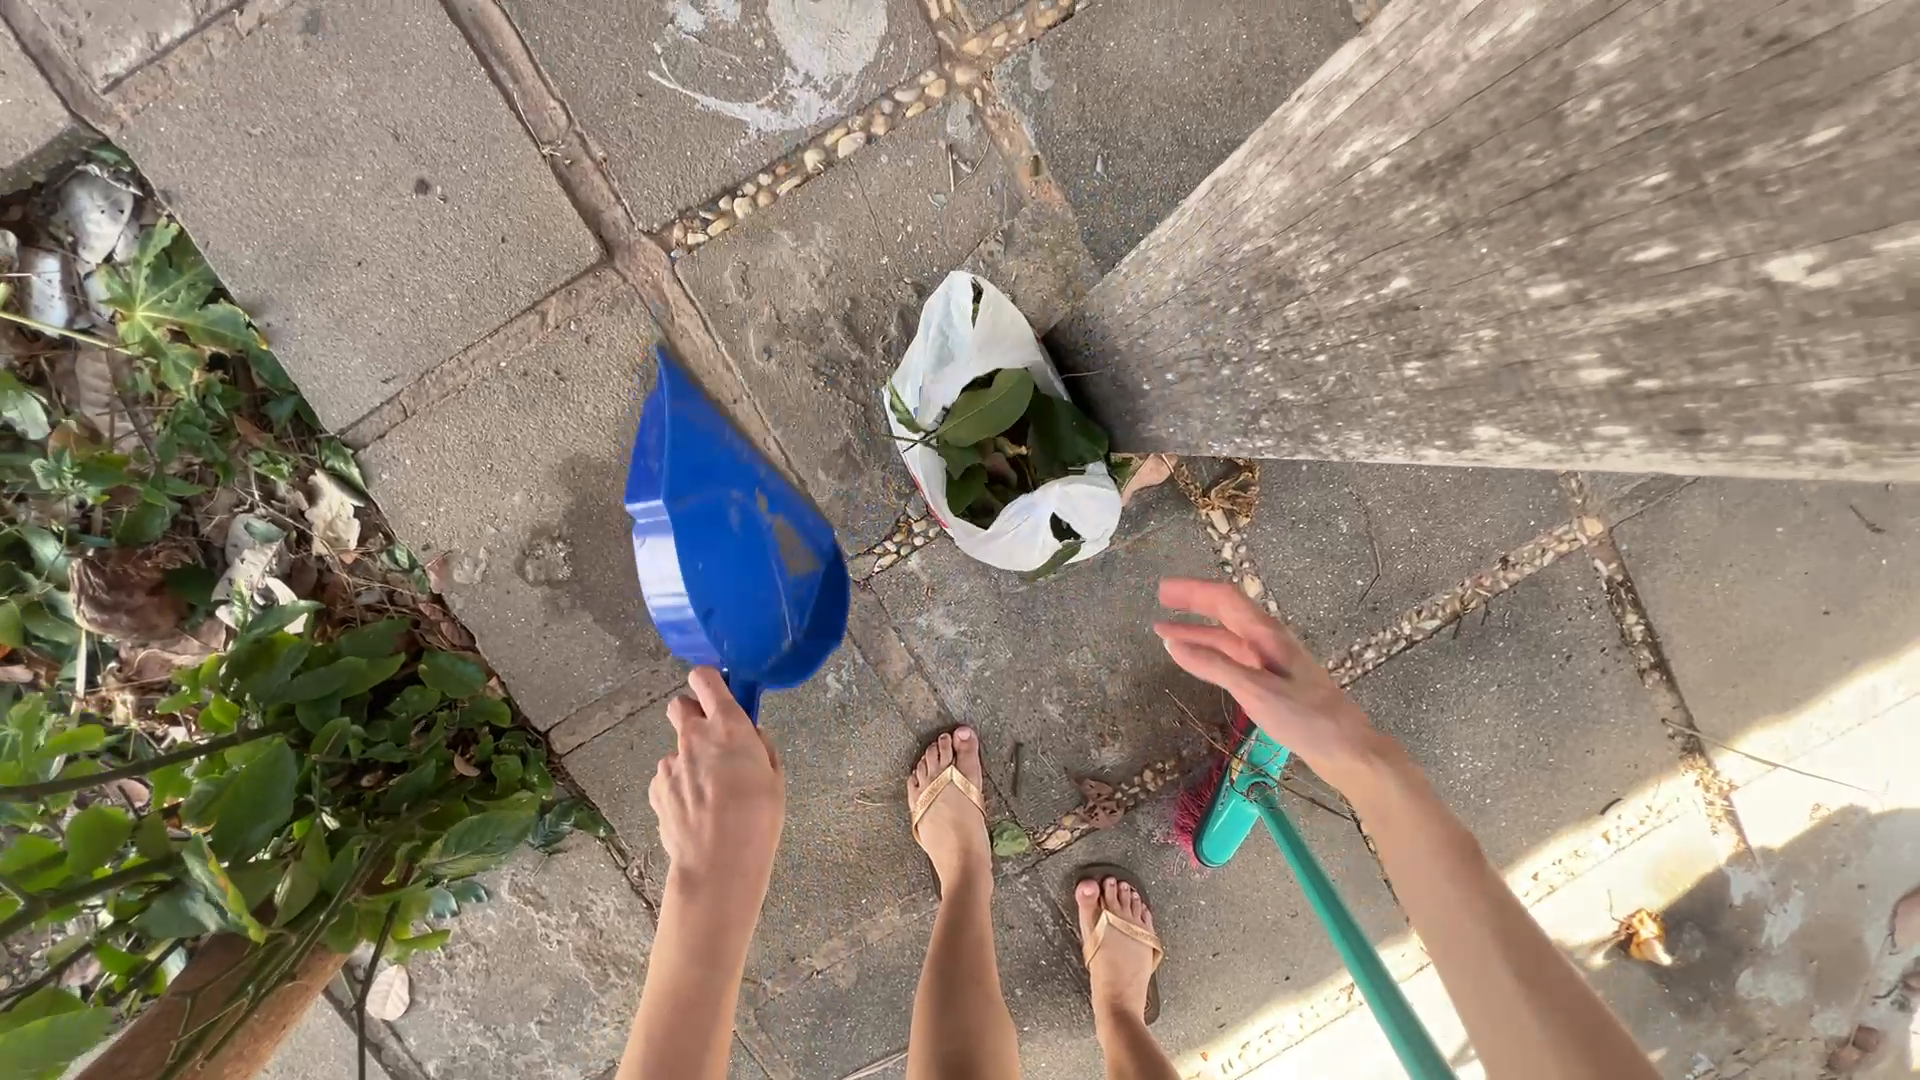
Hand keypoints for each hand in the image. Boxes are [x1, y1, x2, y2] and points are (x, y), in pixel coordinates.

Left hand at [650, 667, 784, 897]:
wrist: (718, 861)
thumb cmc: (758, 815)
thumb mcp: (775, 775)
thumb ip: (759, 747)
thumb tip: (749, 738)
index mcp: (728, 725)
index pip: (706, 680)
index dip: (709, 681)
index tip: (717, 690)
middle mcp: (694, 736)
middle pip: (680, 705)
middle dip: (692, 713)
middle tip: (711, 738)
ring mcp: (670, 763)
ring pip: (677, 749)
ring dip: (689, 760)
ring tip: (708, 792)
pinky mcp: (656, 789)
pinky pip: (668, 777)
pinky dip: (678, 787)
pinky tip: (694, 809)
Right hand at [1154, 577, 1390, 788]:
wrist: (1347, 749)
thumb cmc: (1306, 718)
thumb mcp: (1255, 690)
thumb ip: (1213, 665)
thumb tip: (1171, 644)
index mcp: (1266, 635)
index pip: (1225, 599)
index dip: (1193, 590)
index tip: (1163, 590)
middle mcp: (1267, 641)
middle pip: (1226, 612)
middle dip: (1193, 604)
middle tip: (1161, 601)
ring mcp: (1270, 661)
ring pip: (1227, 637)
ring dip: (1197, 632)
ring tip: (1165, 634)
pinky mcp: (1271, 681)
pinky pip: (1233, 658)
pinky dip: (1210, 654)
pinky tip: (1196, 661)